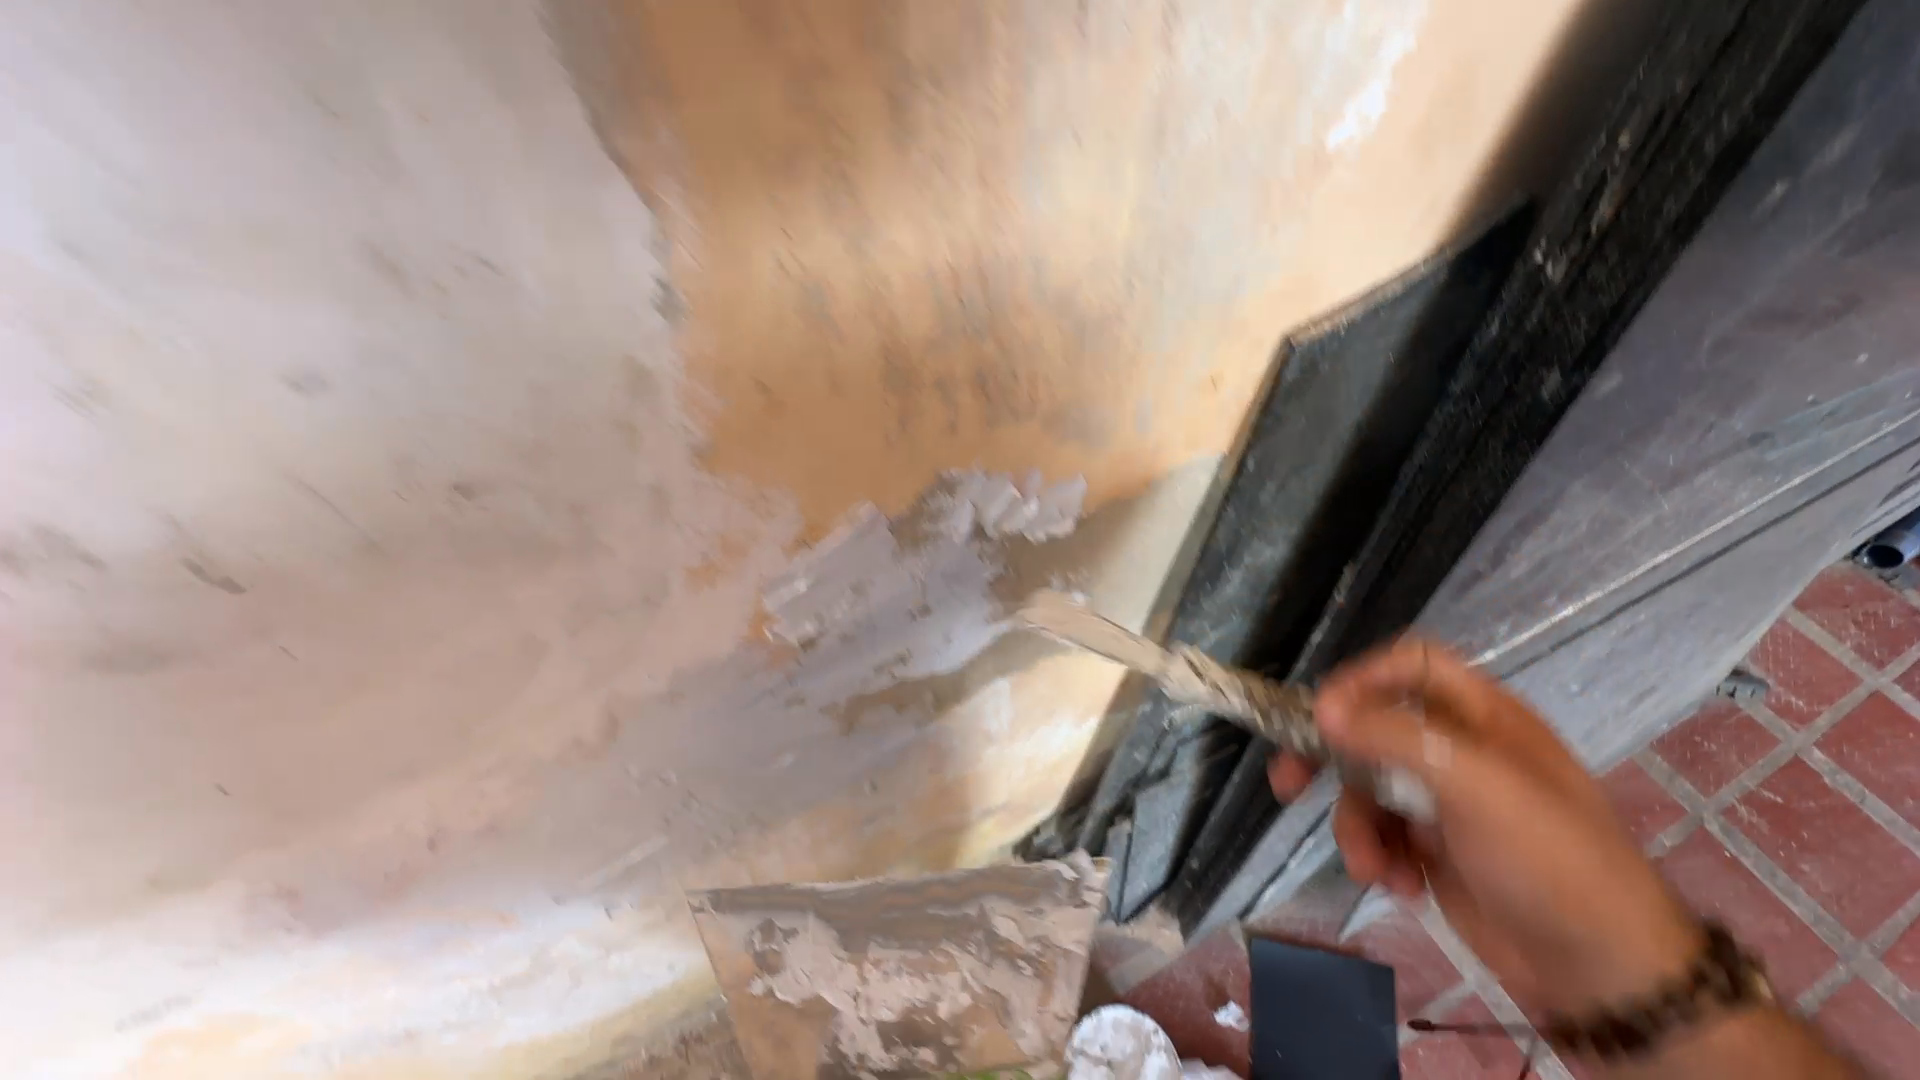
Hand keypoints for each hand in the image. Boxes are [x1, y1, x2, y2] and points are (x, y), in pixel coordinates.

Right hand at [1268, 636, 1701, 1015]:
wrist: (1602, 971)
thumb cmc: (1548, 860)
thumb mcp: (1474, 786)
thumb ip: (1394, 737)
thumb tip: (1320, 708)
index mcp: (1482, 718)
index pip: (1411, 666)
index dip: (1362, 679)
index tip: (1320, 716)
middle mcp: (1459, 750)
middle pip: (1372, 728)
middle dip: (1329, 760)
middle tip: (1286, 782)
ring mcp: (1444, 802)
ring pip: (1366, 789)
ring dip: (1357, 827)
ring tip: (1372, 868)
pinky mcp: (1433, 848)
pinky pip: (1380, 834)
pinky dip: (1378, 856)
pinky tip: (1400, 886)